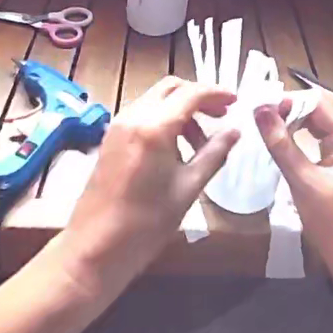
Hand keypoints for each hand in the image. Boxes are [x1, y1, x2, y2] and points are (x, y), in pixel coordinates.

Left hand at [57, 77, 238, 293]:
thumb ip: (213, 154)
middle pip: (170, 88)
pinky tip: (176, 146)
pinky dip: (163, 119)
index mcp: (153, 126)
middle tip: (221, 117)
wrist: (96, 244)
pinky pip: (142, 114)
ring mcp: (118, 124)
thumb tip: (235, 132)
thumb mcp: (188, 188)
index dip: (216, 93)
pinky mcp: (111, 136)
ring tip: (201, 141)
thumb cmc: (147, 222)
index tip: (236, 102)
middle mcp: (133, 116)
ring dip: (180, 109)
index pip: (190, 93)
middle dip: (197, 97)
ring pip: (155, 99)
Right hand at [256, 95, 332, 284]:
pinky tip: (276, 143)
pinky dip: (295, 138)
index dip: (289, 100)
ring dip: (290, 123)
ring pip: (315, 127)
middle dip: (287, 109)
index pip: (318, 102)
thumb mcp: (303, 181)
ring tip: (261, 125)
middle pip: (318, 111)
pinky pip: (314, 143)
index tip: (259, 107)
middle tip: (255, 114)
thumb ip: (280, 143)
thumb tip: (259, 108)